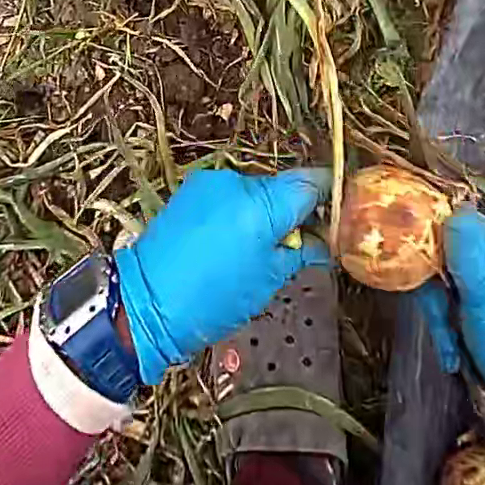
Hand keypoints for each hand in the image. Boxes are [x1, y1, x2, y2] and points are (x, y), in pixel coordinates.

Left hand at [116, 167, 331, 384]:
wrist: (144, 303)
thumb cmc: (212, 299)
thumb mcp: (267, 280)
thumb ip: (300, 250)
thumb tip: (325, 240)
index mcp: (262, 205)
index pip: (311, 182)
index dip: (330, 193)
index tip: (340, 208)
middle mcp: (239, 183)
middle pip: (283, 186)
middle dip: (295, 209)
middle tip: (298, 240)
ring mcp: (214, 181)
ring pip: (257, 190)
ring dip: (265, 210)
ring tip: (257, 246)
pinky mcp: (194, 186)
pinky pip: (230, 193)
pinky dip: (239, 209)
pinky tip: (231, 238)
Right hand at [420, 212, 484, 484]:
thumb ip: (469, 260)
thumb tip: (449, 214)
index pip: (443, 219)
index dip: (424, 246)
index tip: (422, 281)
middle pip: (438, 253)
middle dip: (432, 292)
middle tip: (444, 324)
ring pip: (441, 282)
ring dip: (440, 317)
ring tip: (453, 350)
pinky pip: (452, 303)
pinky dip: (449, 328)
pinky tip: (456, 354)